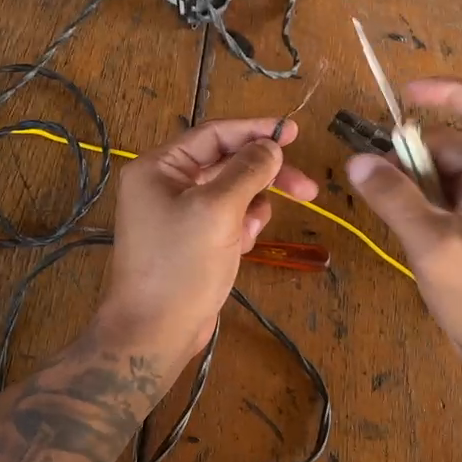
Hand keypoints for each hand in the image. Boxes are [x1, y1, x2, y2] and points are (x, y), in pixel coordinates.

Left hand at [102, 118, 319, 359]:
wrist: (155, 331)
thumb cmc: (181, 264)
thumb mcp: (217, 210)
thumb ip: (247, 171)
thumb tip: (270, 146)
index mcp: (158, 168)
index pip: (213, 135)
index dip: (254, 131)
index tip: (293, 132)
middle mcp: (164, 185)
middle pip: (226, 163)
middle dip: (264, 176)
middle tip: (307, 188)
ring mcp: (177, 214)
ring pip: (231, 193)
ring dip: (251, 207)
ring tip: (250, 231)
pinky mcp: (191, 240)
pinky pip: (226, 219)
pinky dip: (241, 227)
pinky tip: (242, 246)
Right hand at [345, 78, 461, 386]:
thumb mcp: (431, 244)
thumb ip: (393, 197)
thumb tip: (357, 162)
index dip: (447, 92)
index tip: (403, 97)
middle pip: (458, 144)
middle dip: (415, 155)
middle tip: (375, 179)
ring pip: (452, 175)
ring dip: (418, 185)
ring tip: (395, 216)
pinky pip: (455, 201)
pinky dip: (429, 207)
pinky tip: (412, 233)